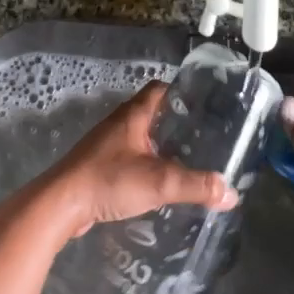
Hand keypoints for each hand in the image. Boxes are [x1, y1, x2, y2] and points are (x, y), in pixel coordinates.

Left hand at [39, 81, 238, 238]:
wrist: (62, 203)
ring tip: (191, 161)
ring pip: (143, 137)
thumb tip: (231, 192)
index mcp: (133, 114)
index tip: (206, 107)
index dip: (183, 93)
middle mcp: (120, 123)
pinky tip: (162, 183)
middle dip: (178, 124)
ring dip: (163, 146)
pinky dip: (149, 164)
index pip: (161, 90)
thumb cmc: (108, 180)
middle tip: (206, 138)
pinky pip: (132, 157)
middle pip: (154, 114)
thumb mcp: (158, 181)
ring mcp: (108, 144)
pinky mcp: (102, 166)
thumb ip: (195, 186)